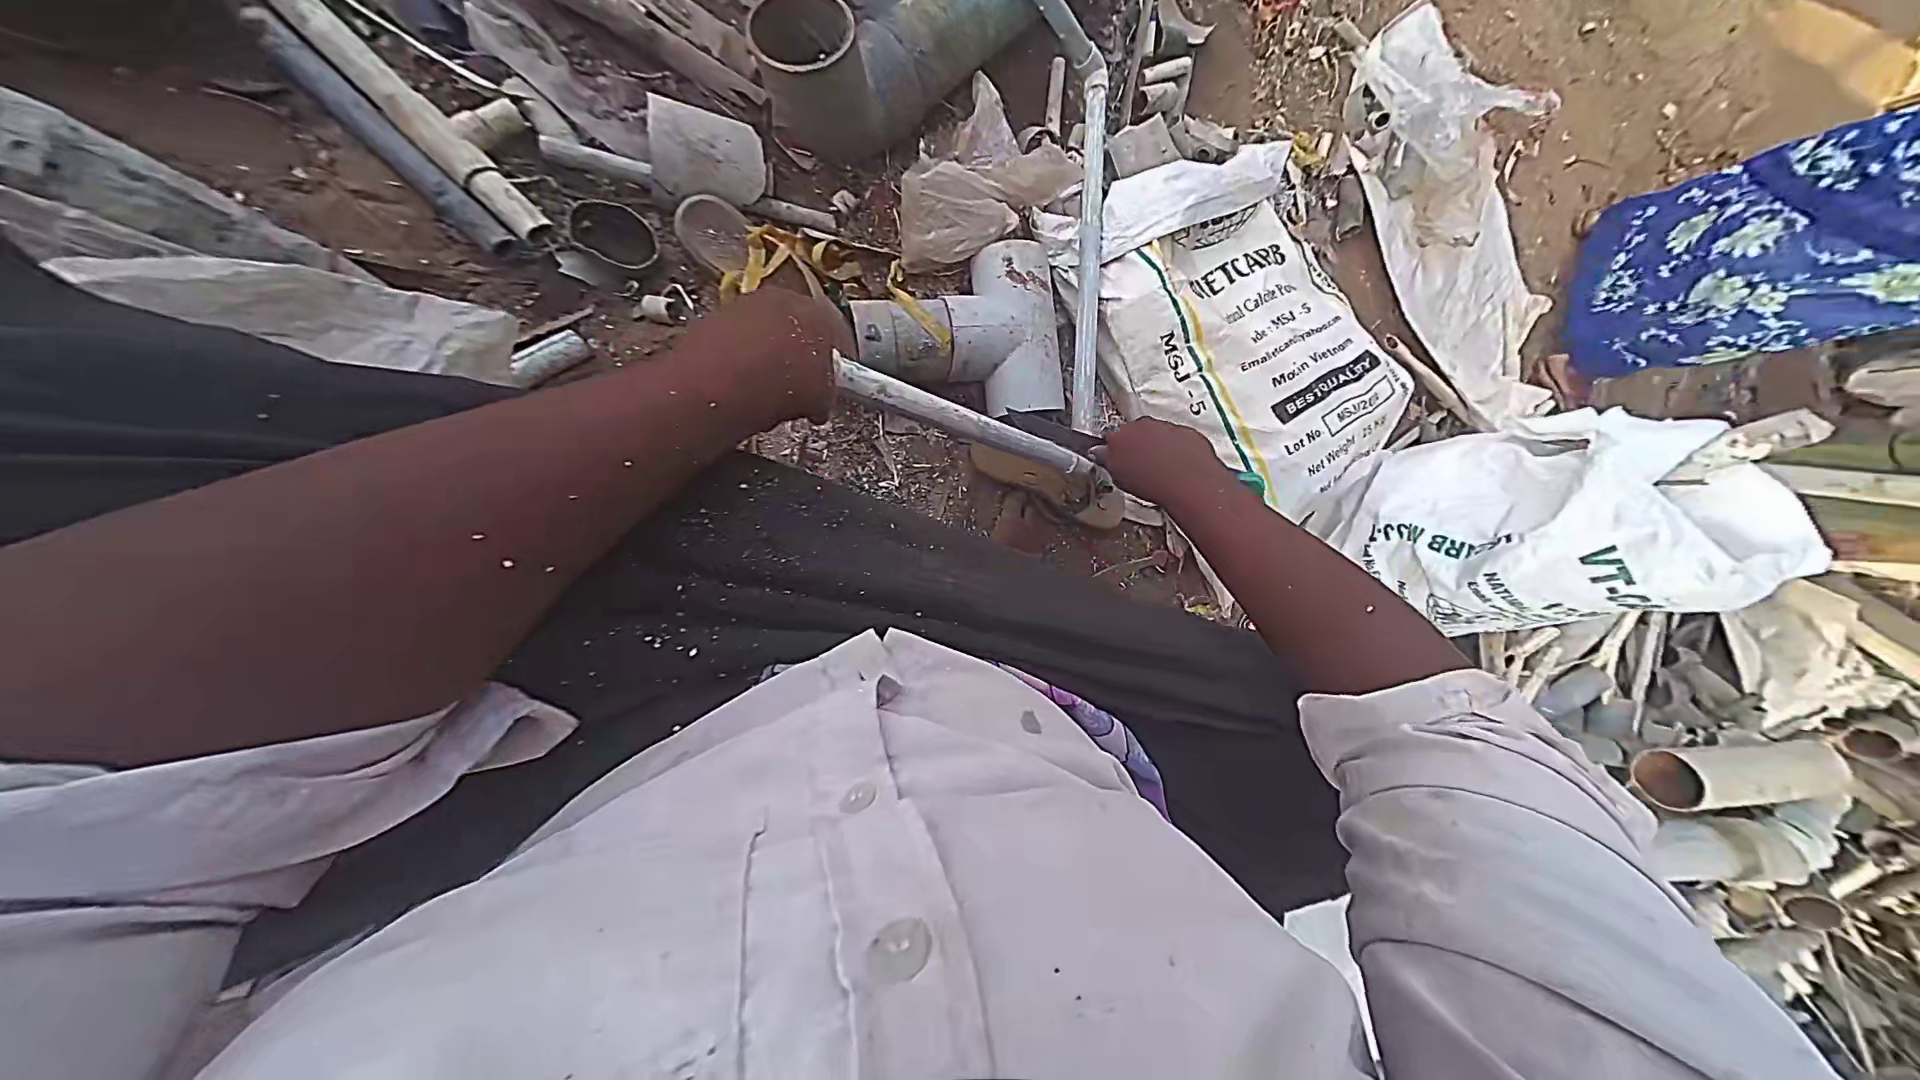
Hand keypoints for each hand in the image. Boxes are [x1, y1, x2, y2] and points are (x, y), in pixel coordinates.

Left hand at [672, 288, 847, 424]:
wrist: (724, 379)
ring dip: (772, 355)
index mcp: (822, 313)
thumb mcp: (820, 399)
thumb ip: (825, 395)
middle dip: (804, 356)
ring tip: (769, 388)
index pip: (839, 337)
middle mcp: (788, 297)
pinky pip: (742, 338)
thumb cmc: (785, 387)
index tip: (835, 385)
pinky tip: (743, 383)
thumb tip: (820, 403)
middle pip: (803, 329)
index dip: (839, 364)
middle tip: (803, 387)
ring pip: (770, 331)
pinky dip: (746, 357)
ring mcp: (750, 303)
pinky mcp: (718, 315)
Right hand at [1099, 418, 1238, 509]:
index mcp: (1120, 434)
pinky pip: (1180, 439)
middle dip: (1137, 445)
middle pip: (1136, 432)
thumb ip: (1108, 460)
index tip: (1118, 459)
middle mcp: (1144, 425)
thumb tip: (1102, 454)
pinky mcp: (1188, 433)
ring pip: (1159, 434)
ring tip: (1159, 470)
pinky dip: (1178, 450)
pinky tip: (1178, 468)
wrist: (1187, 482)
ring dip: (1158, 447)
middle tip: (1139, 466)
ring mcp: (1167, 427)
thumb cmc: (1152, 481)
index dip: (1114, 449)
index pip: (1112, 436)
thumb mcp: (1118, 477)